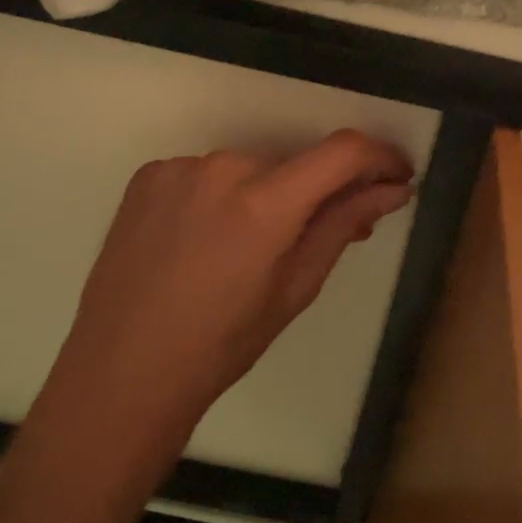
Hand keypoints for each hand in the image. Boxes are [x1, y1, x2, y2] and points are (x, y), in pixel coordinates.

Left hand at [69, 129, 414, 409]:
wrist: (123, 371)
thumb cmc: (222, 344)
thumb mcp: (296, 288)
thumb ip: (343, 225)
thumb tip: (393, 189)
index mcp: (264, 203)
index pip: (342, 151)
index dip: (381, 156)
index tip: (398, 176)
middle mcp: (222, 168)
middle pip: (294, 164)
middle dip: (319, 191)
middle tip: (324, 235)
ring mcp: (179, 168)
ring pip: (250, 169)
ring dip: (267, 194)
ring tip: (251, 250)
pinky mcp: (148, 176)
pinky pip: (207, 174)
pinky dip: (222, 197)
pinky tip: (207, 242)